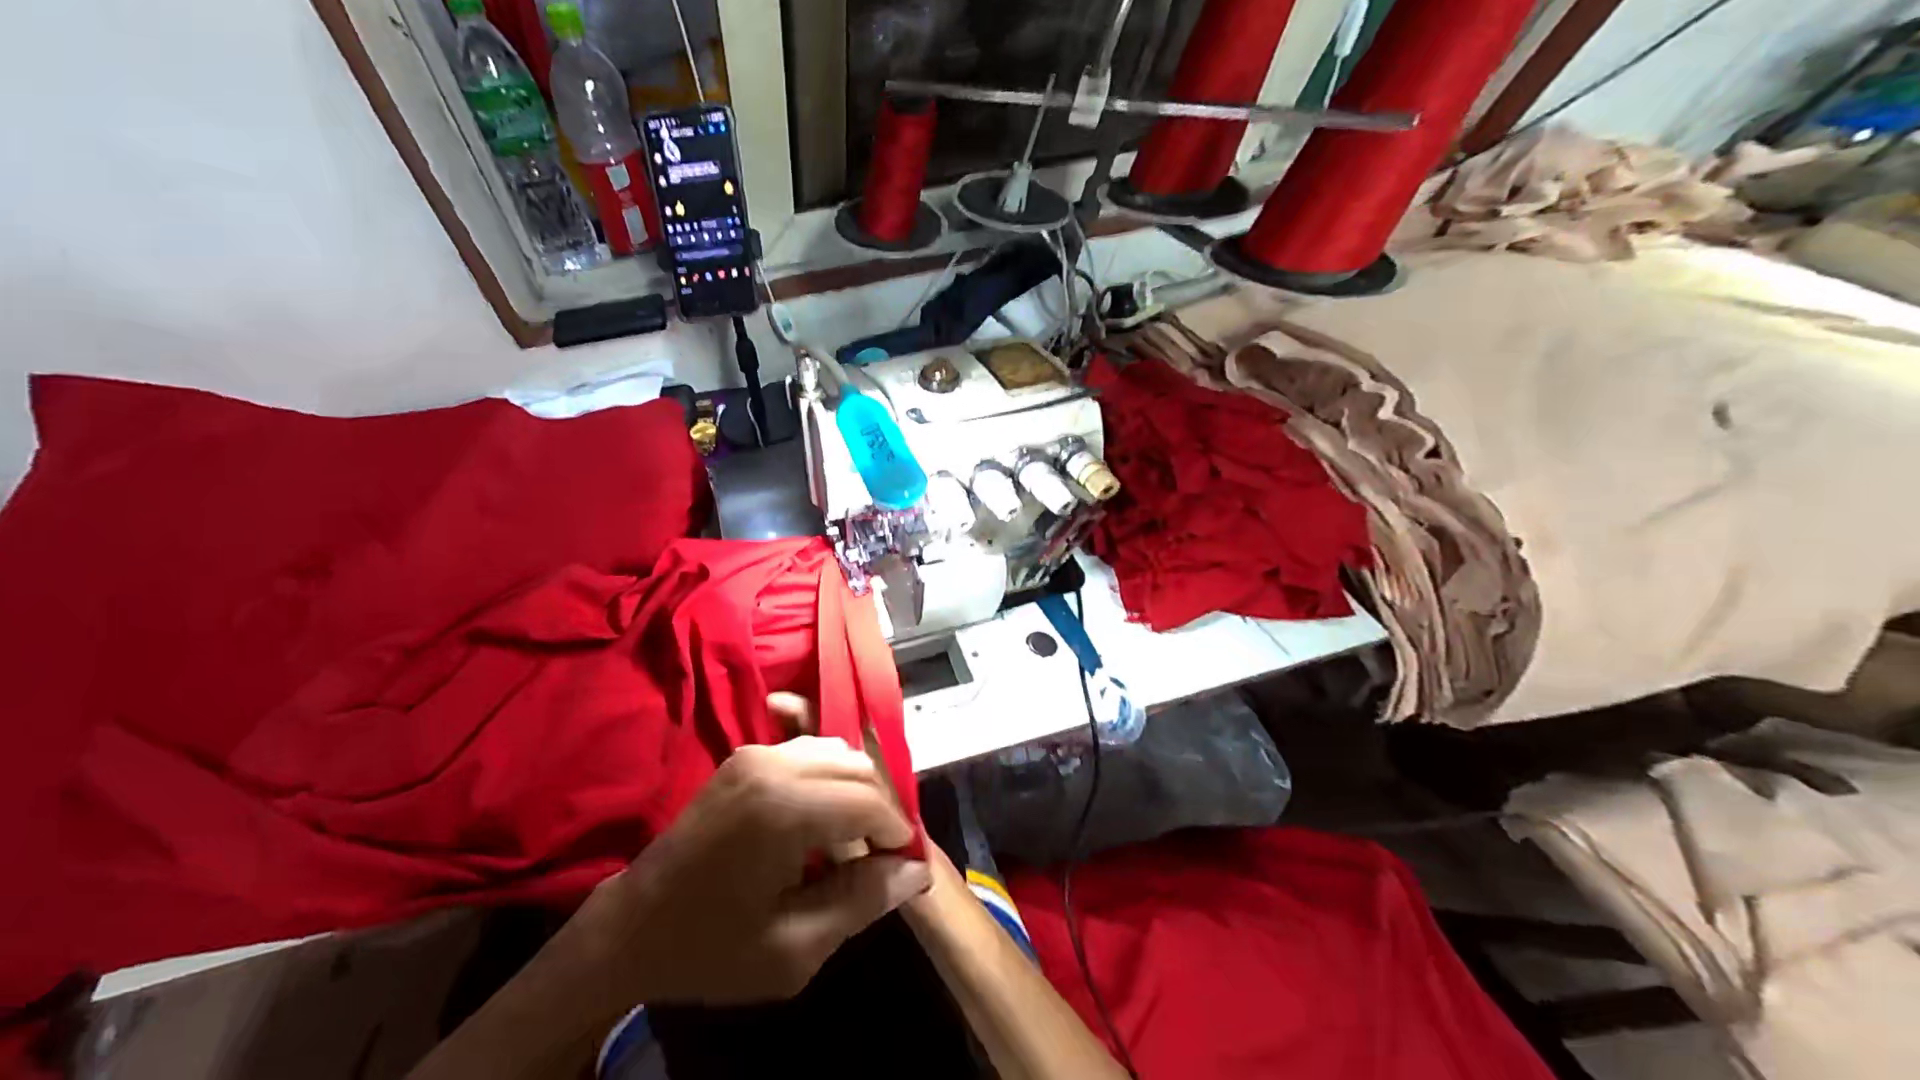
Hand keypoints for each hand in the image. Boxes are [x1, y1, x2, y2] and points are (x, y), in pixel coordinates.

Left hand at [569, 718, 928, 1005]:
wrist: (632, 928)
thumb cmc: (711, 948)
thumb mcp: (794, 948)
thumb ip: (862, 902)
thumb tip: (915, 870)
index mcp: (783, 807)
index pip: (870, 802)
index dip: (897, 834)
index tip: (902, 869)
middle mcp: (772, 764)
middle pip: (858, 767)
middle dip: (880, 809)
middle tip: (879, 859)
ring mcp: (755, 754)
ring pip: (837, 754)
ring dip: (856, 792)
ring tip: (851, 843)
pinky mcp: (745, 756)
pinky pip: (810, 753)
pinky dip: (830, 780)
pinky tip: (821, 821)